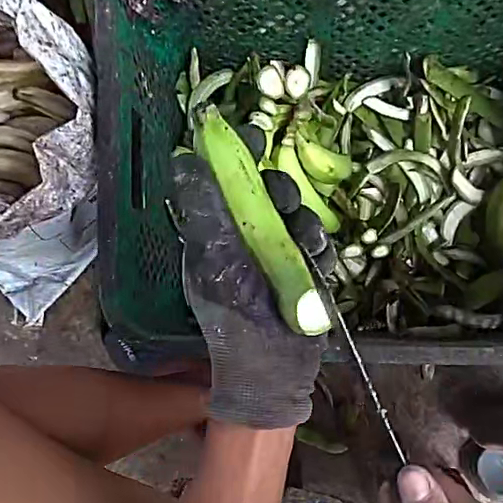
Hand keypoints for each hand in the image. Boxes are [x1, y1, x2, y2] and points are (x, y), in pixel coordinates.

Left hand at [172, 143, 323, 429]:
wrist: (272, 366)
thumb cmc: (234, 316)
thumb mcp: (214, 261)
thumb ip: (205, 211)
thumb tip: (183, 159)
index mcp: (216, 233)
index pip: (226, 180)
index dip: (239, 154)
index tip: (255, 136)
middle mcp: (247, 238)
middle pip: (269, 192)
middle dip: (279, 191)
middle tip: (284, 201)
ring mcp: (279, 254)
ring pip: (299, 216)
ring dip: (303, 223)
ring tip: (303, 244)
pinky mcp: (306, 270)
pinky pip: (318, 245)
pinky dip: (318, 248)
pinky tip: (315, 261)